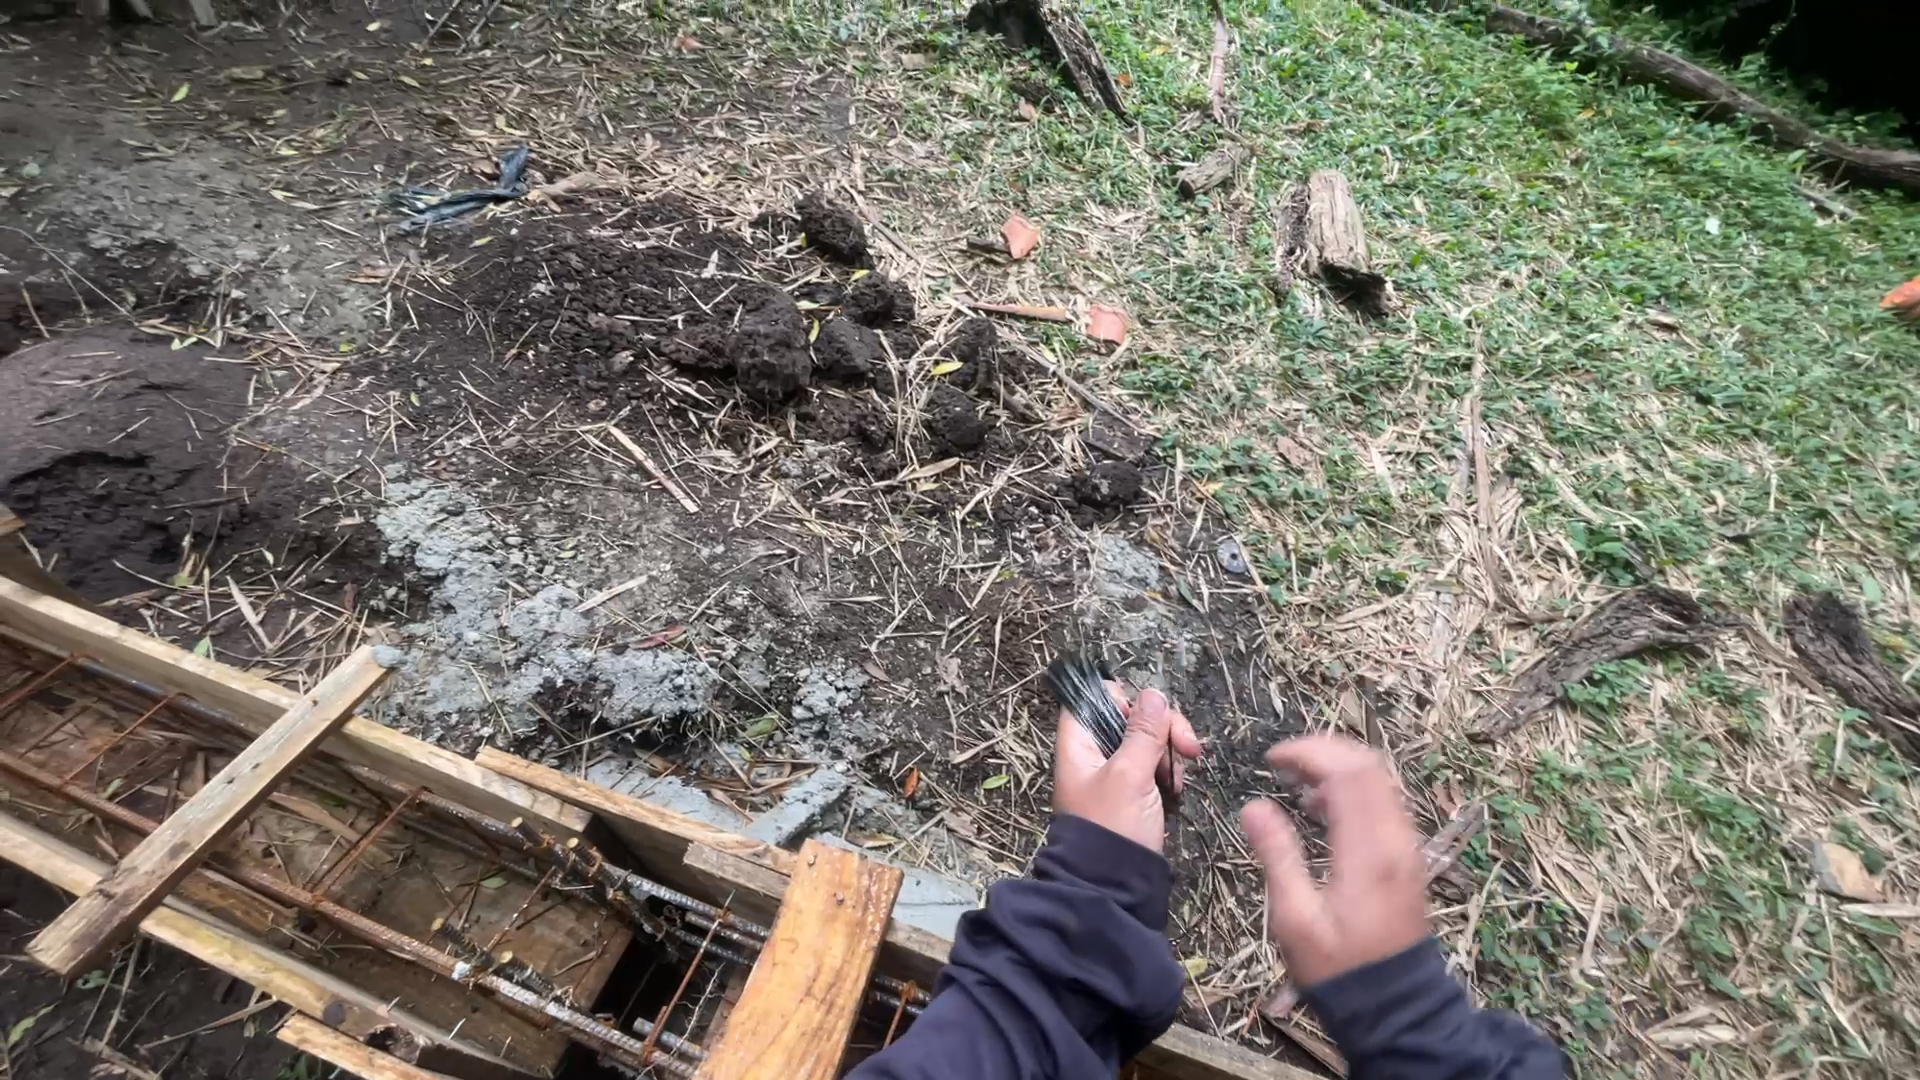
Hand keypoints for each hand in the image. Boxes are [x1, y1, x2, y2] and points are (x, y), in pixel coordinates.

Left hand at [1054, 685, 1201, 852]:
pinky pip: (1154, 764)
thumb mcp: (1129, 775)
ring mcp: (1114, 770)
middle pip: (1131, 715)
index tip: (1150, 718)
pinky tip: (1175, 790)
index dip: (1126, 699)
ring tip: (1176, 781)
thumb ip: (1143, 732)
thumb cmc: (1114, 827)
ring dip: (1169, 753)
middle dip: (1163, 728)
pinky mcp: (1134, 789)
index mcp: (1079, 739)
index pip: (1096, 696)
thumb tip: (1153, 693)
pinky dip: (1168, 771)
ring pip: (1147, 739)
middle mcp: (1094, 749)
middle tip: (1188, 749)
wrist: (1114, 888)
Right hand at [1240, 736, 1428, 985]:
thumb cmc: (1338, 965)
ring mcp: (1406, 846)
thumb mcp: (1295, 917)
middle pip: (1367, 764)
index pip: (1346, 773)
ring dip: (1336, 766)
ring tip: (1296, 781)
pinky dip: (1350, 786)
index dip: (1306, 753)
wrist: (1398, 1008)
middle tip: (1282, 762)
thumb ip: (1277, 856)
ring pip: (1378, 778)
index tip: (1270, 760)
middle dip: (1321, 750)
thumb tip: (1253, 806)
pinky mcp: (1406, 855)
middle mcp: (1395, 839)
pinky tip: (1319, 807)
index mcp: (1368, 851)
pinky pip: (1382, 799)